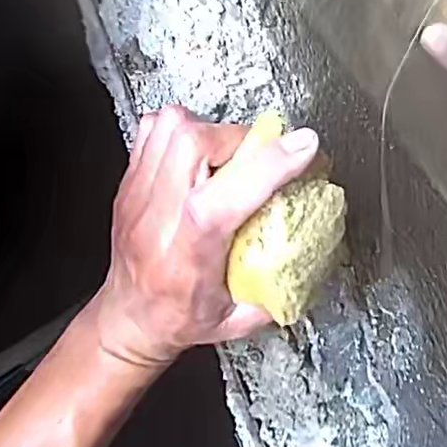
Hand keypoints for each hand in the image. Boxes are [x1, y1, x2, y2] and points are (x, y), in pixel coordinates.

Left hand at [91, 106, 319, 368]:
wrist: (127, 320)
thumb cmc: (180, 318)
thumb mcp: (241, 317)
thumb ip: (282, 276)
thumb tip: (319, 225)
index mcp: (185, 261)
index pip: (219, 202)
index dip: (267, 166)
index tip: (304, 146)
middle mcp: (156, 221)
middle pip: (192, 146)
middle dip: (240, 139)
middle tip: (259, 156)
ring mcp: (137, 195)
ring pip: (172, 127)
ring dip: (213, 130)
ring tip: (230, 153)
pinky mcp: (129, 179)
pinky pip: (155, 127)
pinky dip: (186, 128)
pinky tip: (202, 151)